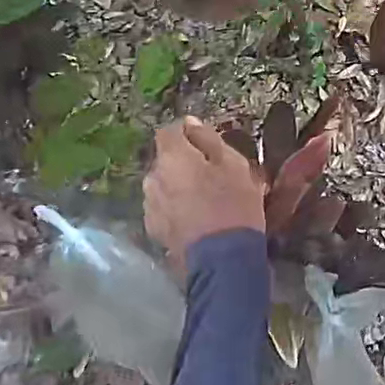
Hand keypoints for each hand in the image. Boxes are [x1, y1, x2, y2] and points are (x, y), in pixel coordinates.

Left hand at [143, 117, 266, 265]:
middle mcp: (153, 177)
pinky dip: (177, 206)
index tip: (207, 140)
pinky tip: (197, 217)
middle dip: (185, 161)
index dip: (187, 131)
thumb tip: (191, 124)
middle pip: (167, 158)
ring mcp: (150, 205)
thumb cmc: (234, 204)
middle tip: (213, 171)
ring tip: (205, 197)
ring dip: (179, 184)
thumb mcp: (234, 164)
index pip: (169, 130)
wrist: (222, 260)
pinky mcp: (154, 229)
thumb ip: (209, 139)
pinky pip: (165, 206)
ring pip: (164, 183)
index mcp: (172, 157)